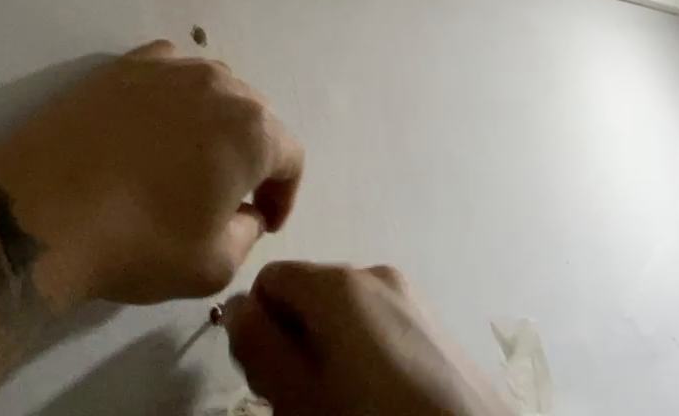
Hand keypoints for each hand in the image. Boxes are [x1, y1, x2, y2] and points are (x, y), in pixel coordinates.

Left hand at [0, 40, 303, 306]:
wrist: (41, 211)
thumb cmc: (138, 241)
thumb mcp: (214, 264)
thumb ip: (247, 231)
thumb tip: (243, 209)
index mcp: (252, 129)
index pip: (290, 155)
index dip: (284, 193)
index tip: (263, 221)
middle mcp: (217, 82)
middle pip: (253, 114)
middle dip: (251, 154)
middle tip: (229, 194)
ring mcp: (166, 66)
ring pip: (211, 88)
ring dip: (213, 121)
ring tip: (190, 158)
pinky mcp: (122, 64)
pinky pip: (167, 70)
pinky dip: (173, 93)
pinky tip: (154, 123)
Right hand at [224, 262, 515, 415]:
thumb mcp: (299, 399)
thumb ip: (257, 346)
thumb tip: (237, 307)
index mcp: (339, 283)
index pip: (268, 280)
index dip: (258, 329)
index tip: (269, 380)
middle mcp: (376, 275)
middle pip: (307, 295)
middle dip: (294, 342)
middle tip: (304, 402)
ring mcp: (414, 301)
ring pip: (344, 316)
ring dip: (329, 354)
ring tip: (342, 406)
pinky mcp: (441, 330)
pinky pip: (380, 330)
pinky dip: (365, 359)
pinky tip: (380, 405)